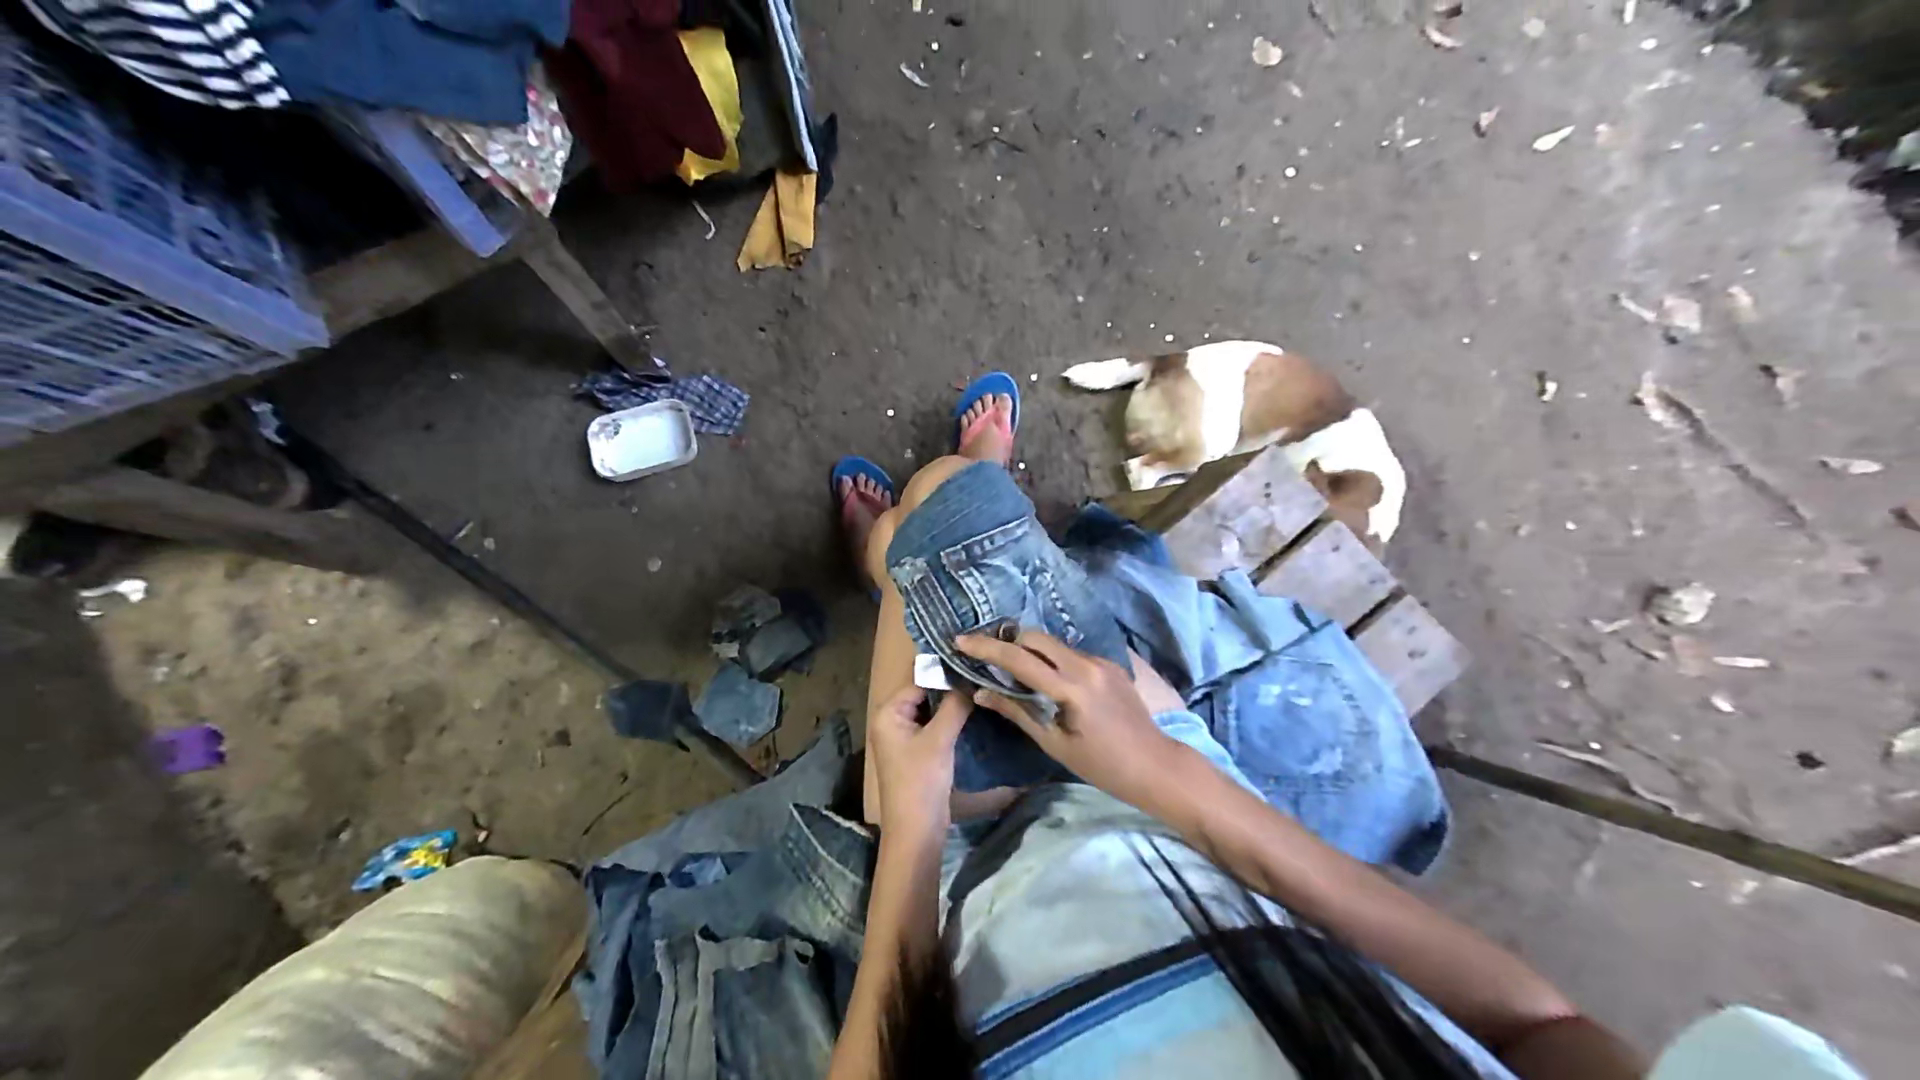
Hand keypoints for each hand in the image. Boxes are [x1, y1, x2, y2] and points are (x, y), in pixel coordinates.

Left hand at [867, 685, 971, 840]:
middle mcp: (891, 720)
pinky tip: (973, 715)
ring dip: (952, 705)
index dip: (946, 675)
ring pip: (931, 711)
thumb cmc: (921, 782)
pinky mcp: (916, 751)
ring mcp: (903, 736)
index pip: (920, 681)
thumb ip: (954, 706)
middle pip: (925, 694)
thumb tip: (971, 680)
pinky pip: (934, 726)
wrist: (916, 832)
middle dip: (950, 689)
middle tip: (982, 678)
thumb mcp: (939, 740)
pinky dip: (950, 721)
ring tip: (982, 693)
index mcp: (888, 713)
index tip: (975, 668)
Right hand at [955, 631, 1181, 809]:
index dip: (986, 647)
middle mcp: (1086, 664)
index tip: (961, 641)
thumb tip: (980, 693)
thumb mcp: (1054, 742)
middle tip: (984, 654)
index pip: (1019, 658)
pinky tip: (1044, 678)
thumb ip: (1017, 711)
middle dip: (1007, 641)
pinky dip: (1051, 659)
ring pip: (1054, 644)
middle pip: (1036, 638)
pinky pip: (1071, 654)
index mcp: (1071, 687)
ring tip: (1009, 666)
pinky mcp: (1110, 664)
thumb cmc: (1102, 765)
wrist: (1155, 765)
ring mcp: (1101, 661)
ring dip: (1029, 649)